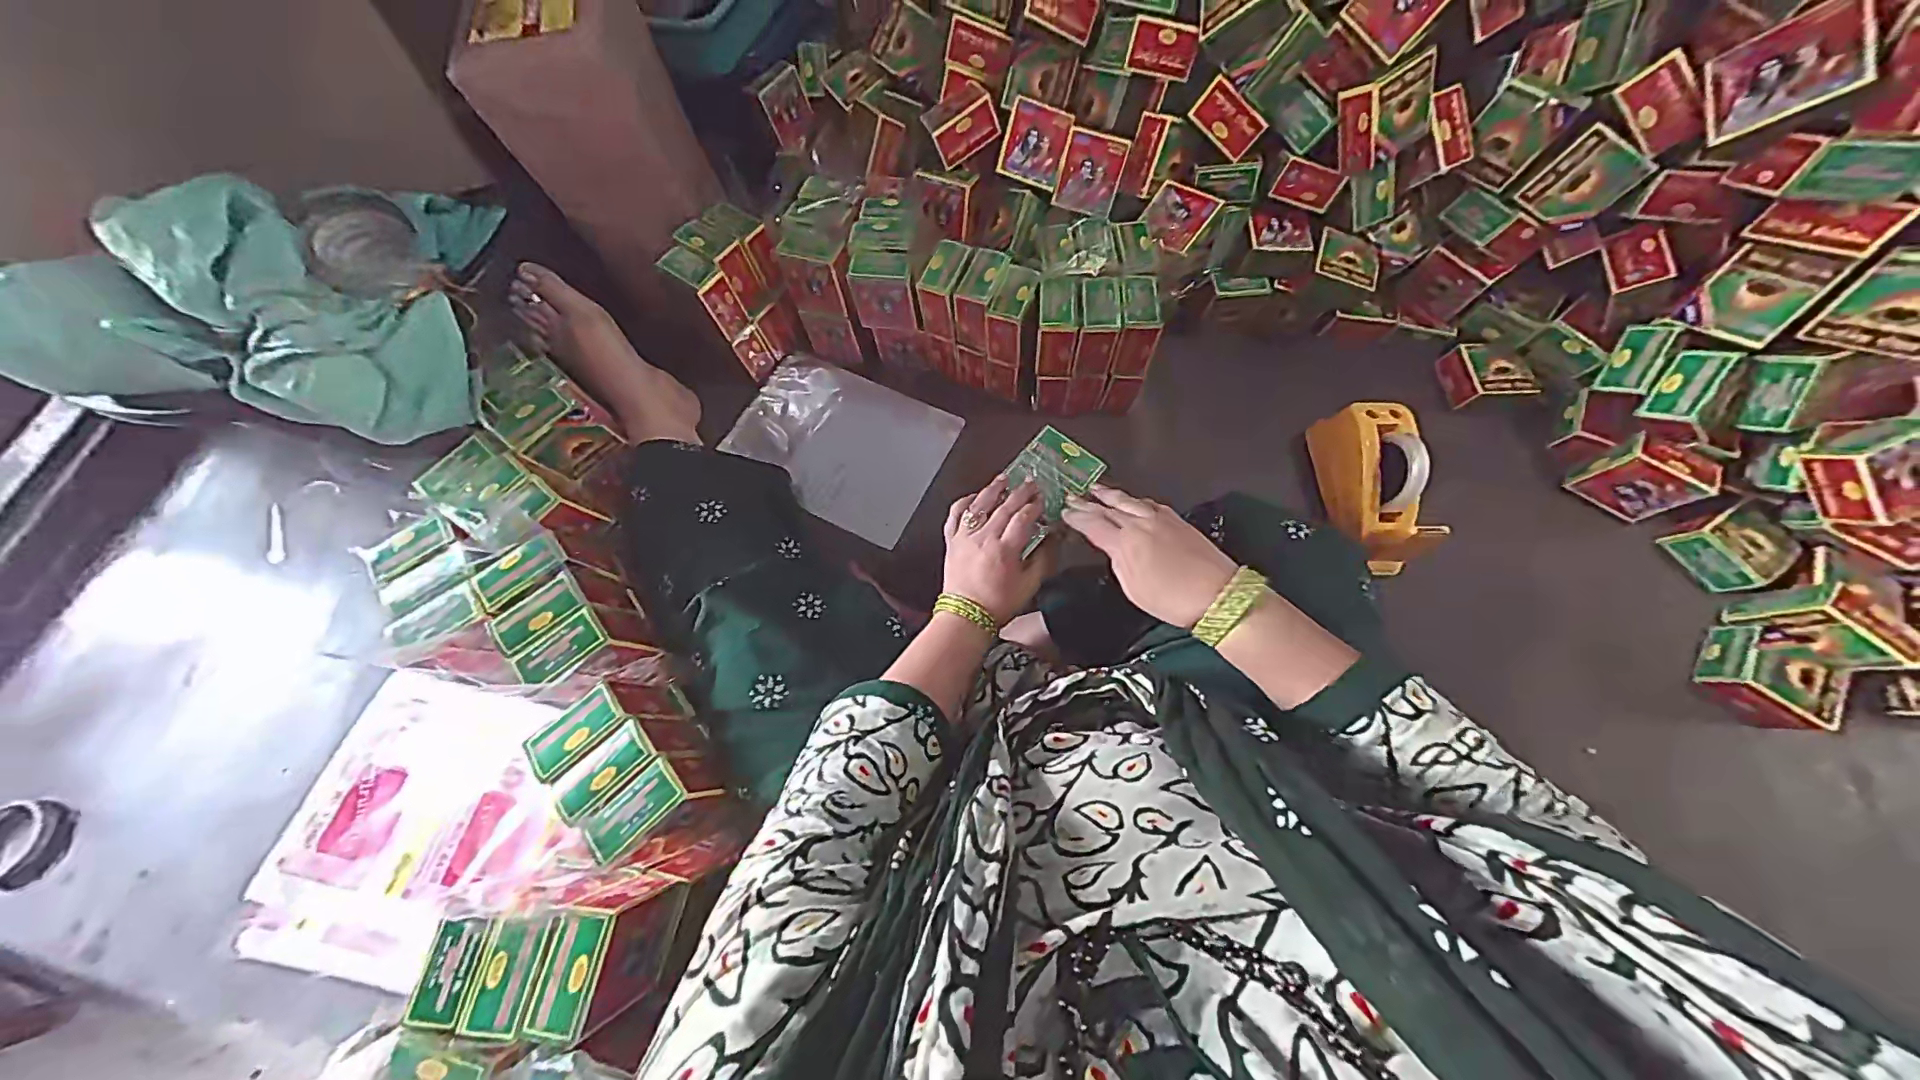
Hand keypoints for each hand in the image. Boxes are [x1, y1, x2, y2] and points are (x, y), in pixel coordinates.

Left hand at [942, 476, 1052, 624]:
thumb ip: (1043, 558)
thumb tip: (1054, 539)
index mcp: (1005, 549)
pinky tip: (973, 497)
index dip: (1035, 506)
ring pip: (980, 505)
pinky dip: (964, 503)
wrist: (966, 617)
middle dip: (1020, 492)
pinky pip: (956, 515)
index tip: (1042, 500)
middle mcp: (984, 538)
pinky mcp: (952, 542)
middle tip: (1030, 484)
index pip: (1023, 517)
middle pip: (1004, 507)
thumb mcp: (1030, 584)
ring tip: (1004, 479)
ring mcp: (965, 538)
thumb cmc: (997, 604)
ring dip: (993, 489)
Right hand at [1061, 484, 1237, 627]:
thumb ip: (1117, 562)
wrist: (1217, 593)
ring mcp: (1160, 519)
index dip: (1076, 517)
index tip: (1065, 512)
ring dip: (1110, 494)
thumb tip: (1113, 548)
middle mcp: (1140, 524)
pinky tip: (1132, 501)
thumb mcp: (1132, 588)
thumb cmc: (1171, 600)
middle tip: (1073, 496)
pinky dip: (1134, 500)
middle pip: (1108, 508)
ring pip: (1128, 500)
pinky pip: (1148, 503)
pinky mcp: (1176, 520)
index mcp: (1124, 542)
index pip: (1093, 524)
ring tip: (1097, 489)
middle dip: (1088, 502)